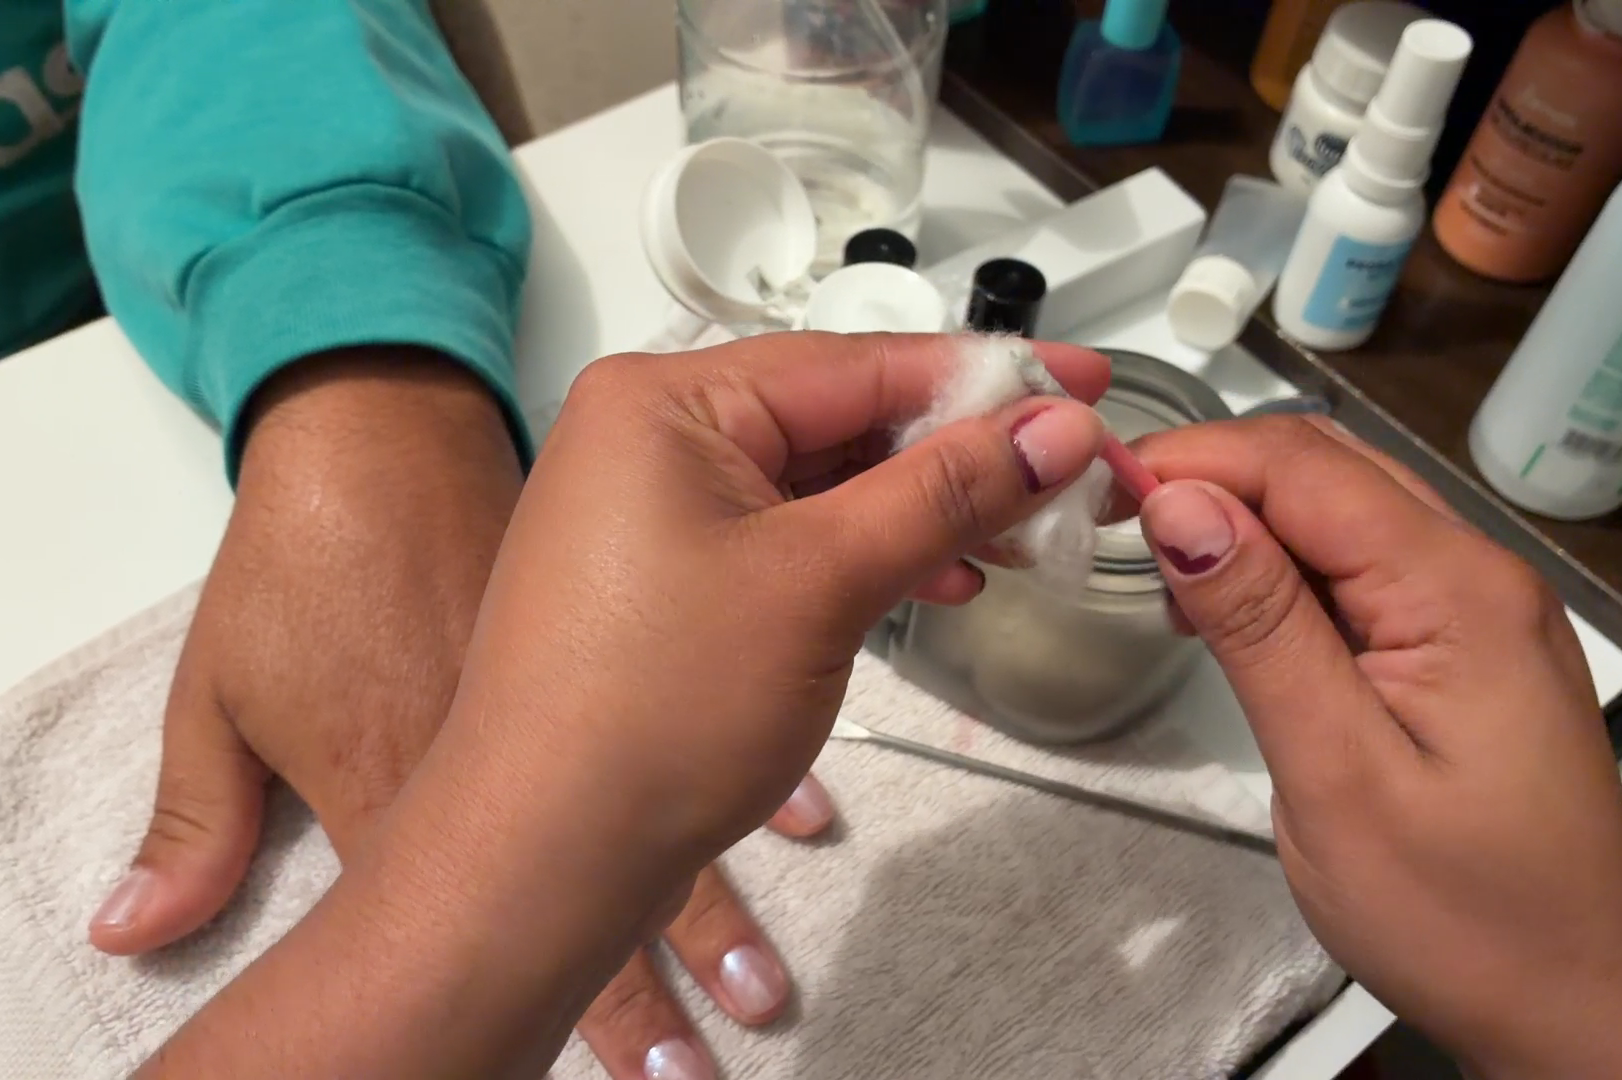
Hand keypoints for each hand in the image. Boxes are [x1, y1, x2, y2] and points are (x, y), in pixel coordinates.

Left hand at [136, 332, 1113, 1077]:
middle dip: (953, 452)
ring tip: (1006, 542)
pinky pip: (788, 535)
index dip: (983, 374)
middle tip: (1058, 475)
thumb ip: (945, 490)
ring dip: (915, 509)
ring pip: (819, 483)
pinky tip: (928, 576)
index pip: (856, 363)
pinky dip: (861, 551)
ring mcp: (658, 505)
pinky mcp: (672, 569)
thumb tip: (1056, 427)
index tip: (1079, 383)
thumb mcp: (822, 581)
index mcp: (667, 399)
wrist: (542, 857)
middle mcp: (653, 433)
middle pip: (839, 419)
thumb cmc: (661, 708)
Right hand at [1129, 416, 1621, 1079]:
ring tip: (1157, 568)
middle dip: (1204, 472)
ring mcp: (1454, 601)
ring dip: (1227, 512)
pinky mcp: (1429, 635)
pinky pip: (1331, 557)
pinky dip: (1256, 557)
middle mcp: (1466, 570)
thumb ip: (1258, 623)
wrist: (1557, 1008)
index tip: (1096, 492)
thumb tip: (1178, 507)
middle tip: (1111, 519)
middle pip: (1318, 465)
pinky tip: (1215, 602)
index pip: (1302, 468)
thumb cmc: (1451, 908)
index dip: (1192, 460)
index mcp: (1454, 590)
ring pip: (1323, 502)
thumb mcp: (1333, 765)